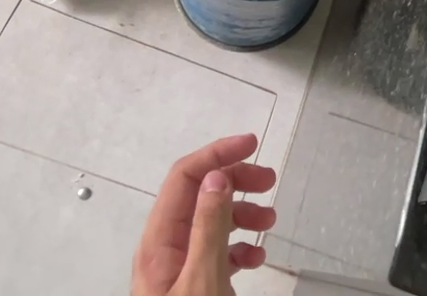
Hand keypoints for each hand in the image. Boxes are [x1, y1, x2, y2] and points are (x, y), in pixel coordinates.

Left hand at [131, 134, 278, 295]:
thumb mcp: (201, 279)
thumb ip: (209, 228)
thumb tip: (216, 176)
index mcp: (158, 241)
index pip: (184, 176)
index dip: (217, 153)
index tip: (252, 144)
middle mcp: (164, 249)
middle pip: (200, 195)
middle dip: (236, 181)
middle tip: (269, 181)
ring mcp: (177, 269)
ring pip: (211, 223)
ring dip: (242, 214)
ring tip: (269, 221)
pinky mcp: (191, 287)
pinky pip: (215, 254)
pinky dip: (238, 247)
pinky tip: (255, 256)